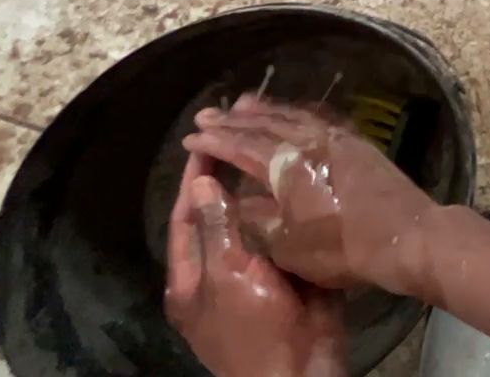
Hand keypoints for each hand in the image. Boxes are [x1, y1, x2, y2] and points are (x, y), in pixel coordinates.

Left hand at [165, 153, 345, 376]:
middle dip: (229, 177)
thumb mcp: (228, 277)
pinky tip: (303, 180)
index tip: (205, 140)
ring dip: (262, 188)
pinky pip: (284, 230)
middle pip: (220, 214)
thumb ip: (216, 229)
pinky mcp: (290, 268)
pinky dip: (289, 205)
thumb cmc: (254, 326)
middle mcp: (221, 268)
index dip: (193, 179)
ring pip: (254, 219)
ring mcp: (256, 269)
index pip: (186, 216)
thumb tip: (201, 182)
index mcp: (192, 275)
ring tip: (276, 148)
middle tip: (245, 136)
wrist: (301, 364)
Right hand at [182, 96, 438, 292]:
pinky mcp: (359, 144)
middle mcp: (316, 142)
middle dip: (236, 120)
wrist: (404, 235)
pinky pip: (320, 120)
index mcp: (291, 164)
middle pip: (269, 125)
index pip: (245, 146)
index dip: (217, 141)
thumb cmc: (341, 247)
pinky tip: (293, 116)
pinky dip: (299, 115)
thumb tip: (234, 194)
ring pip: (297, 117)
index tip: (191, 137)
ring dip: (268, 111)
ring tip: (244, 104)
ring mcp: (341, 139)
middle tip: (209, 114)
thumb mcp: (286, 242)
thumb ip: (256, 214)